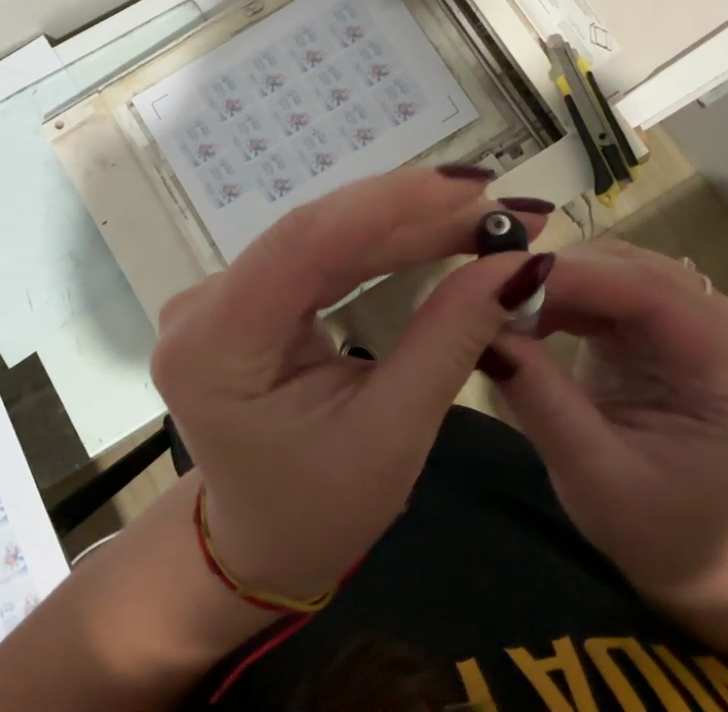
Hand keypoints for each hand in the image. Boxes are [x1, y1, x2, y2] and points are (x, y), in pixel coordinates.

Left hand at [150, 166, 552, 600]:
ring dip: (409, 225)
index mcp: (215, 347)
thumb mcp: (395, 430)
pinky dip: (384, 246)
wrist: (261, 541)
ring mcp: (220, 298)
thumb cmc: (321, 509)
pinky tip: (439, 230)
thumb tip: (523, 264)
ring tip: (488, 216)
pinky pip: (321, 257)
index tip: (475, 186)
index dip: (391, 203)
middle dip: (417, 216)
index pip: (303, 244)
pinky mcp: (246, 298)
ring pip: (325, 240)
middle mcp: (203, 307)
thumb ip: (451, 336)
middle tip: (506, 209)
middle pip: (319, 236)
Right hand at [484, 240, 727, 607]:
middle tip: (489, 295)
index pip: (655, 294)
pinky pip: (621, 287)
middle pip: (642, 273)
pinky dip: (572, 295)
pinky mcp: (685, 323)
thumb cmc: (650, 527)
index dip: (574, 275)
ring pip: (627, 270)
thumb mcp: (588, 472)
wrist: (693, 551)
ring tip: (505, 309)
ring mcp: (719, 323)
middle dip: (562, 277)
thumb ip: (539, 395)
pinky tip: (533, 315)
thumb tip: (482, 326)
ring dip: (563, 282)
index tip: (499, 275)